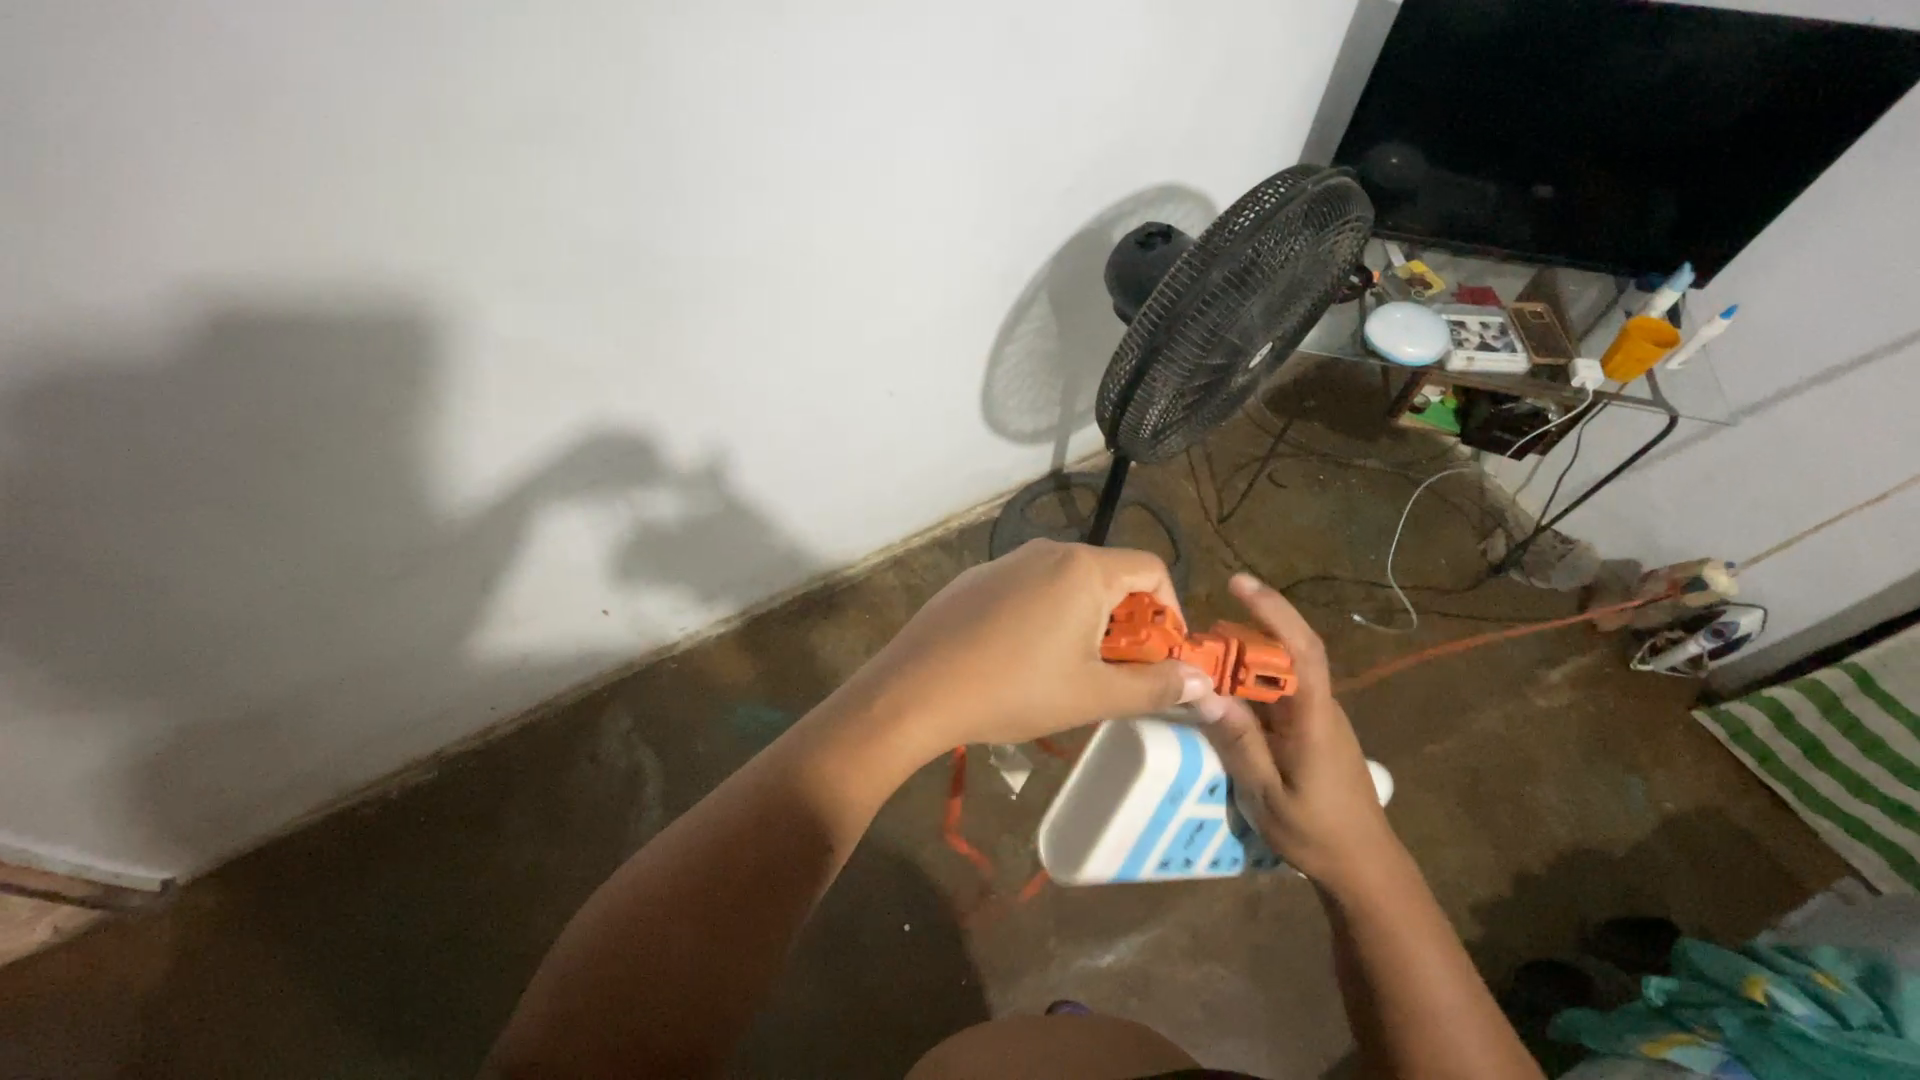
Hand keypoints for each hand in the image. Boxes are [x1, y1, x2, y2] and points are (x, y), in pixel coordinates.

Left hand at [832, 540, 1212, 758]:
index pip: (1152, 570)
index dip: (1171, 612)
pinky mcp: (975, 580)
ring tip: (1071, 671)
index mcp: (1083, 569)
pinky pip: (1028, 589)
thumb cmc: (1014, 690)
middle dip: (1128, 622)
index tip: (1163, 657)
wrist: (916, 690)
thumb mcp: (1093, 695)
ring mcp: (1006, 562)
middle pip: (1110, 576)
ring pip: (1067, 583)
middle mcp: (1047, 551)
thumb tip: (1202, 682)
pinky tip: (1021, 660)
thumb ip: (1154, 686)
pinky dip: (1045, 617)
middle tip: (1119, 672)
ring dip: (1086, 621)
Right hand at [1196, 574, 1399, 890]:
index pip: (1301, 650)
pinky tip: (1222, 693)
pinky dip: (1249, 682)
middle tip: (1198, 630)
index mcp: (1314, 718)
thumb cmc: (1318, 835)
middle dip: (1247, 628)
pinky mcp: (1309, 731)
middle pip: (1289, 651)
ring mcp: (1317, 718)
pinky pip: (1278, 693)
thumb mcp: (1268, 795)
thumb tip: (1205, 692)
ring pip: (1282, 672)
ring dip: (1245, 656)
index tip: (1238, 584)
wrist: (1363, 867)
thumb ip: (1239, 743)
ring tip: (1201, 656)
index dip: (1273, 611)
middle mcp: (1320, 708)